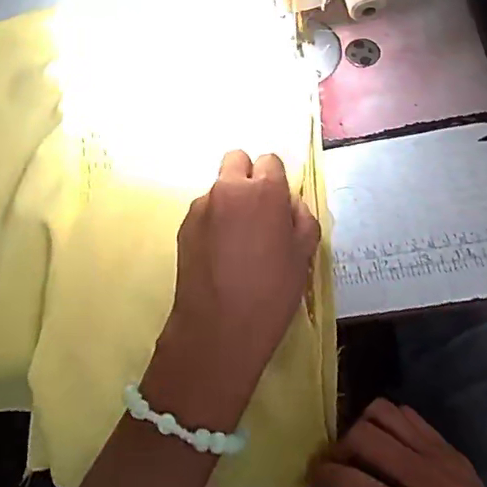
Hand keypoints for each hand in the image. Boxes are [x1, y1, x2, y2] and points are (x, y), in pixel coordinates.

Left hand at [140, 150, 320, 432]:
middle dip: (248, 177)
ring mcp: (201, 207)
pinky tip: (220, 255)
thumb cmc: (272, 291)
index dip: (276, 182)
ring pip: (219, 189)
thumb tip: (287, 205)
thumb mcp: (303, 254)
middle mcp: (228, 189)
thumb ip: (301, 218)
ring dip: (229, 202)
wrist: (219, 327)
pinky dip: (213, 222)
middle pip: (236, 160)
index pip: (270, 161)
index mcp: (263, 190)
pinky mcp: (183, 227)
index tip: (279, 206)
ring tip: (238, 243)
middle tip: (257, 212)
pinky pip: (204, 212)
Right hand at [311, 400, 486, 486]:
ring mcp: (449, 460)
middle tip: (331, 471)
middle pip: (364, 436)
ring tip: (358, 456)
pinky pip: (411, 418)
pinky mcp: (457, 453)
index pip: (351, 482)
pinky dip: (389, 426)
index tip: (311, 485)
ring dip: (361, 430)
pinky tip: (386, 452)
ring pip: (386, 412)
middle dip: (337, 451)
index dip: (321, 479)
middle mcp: (434, 480)